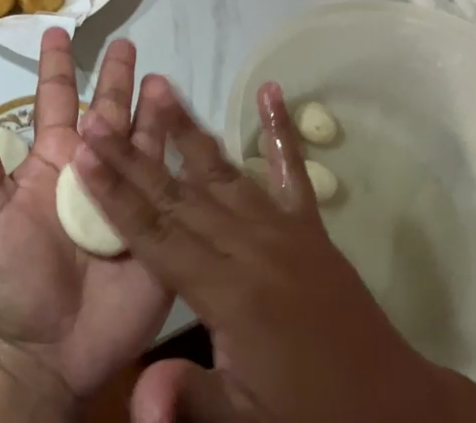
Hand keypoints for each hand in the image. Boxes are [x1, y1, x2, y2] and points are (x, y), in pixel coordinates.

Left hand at [0, 29, 173, 409]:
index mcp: (49, 161)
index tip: (58, 31)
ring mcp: (126, 196)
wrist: (47, 347)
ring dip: (151, 110)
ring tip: (160, 79)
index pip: (54, 101)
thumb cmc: (10, 277)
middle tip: (126, 44)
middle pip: (106, 112)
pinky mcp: (157, 228)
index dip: (57, 67)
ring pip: (142, 141)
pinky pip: (171, 186)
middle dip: (115, 78)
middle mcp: (90, 169)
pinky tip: (189, 129)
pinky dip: (181, 156)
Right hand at [74, 81, 475, 422]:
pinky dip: (280, 130)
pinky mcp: (311, 227)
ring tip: (158, 85)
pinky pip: (291, 172)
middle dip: (131, 154)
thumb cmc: (309, 412)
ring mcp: (285, 231)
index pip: (156, 233)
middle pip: (178, 194)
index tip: (81, 152)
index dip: (114, 193)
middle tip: (97, 114)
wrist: (393, 407)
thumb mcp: (246, 419)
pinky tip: (271, 91)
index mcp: (230, 294)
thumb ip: (189, 397)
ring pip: (223, 172)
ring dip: (187, 128)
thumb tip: (139, 397)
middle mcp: (252, 249)